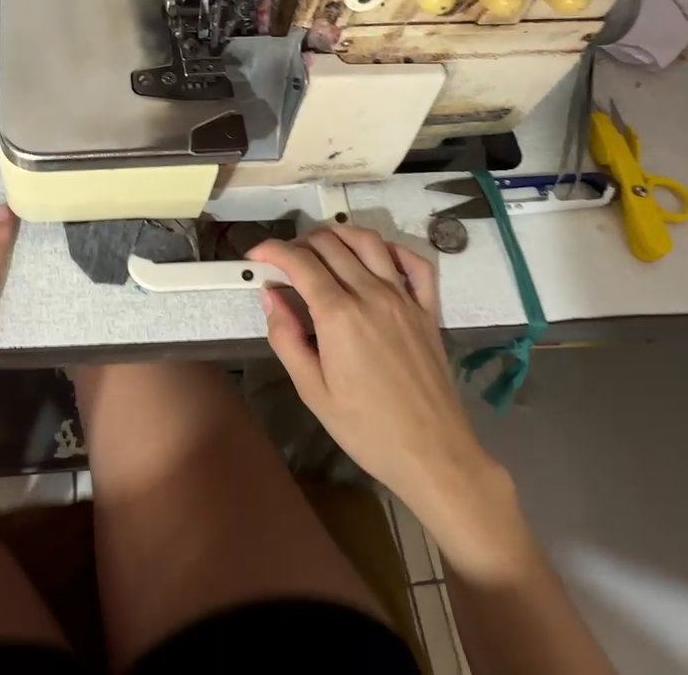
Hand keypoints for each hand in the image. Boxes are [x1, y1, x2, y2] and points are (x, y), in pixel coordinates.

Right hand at [249, 225, 502, 518]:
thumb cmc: (366, 429)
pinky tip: (375, 256)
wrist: (432, 453)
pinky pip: (415, 263)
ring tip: (319, 247)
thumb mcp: (312, 391)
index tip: (255, 256)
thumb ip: (286, 338)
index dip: (272, 251)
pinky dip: (391, 249)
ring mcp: (404, 299)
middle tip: (282, 262)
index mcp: (339, 315)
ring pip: (369, 242)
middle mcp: (372, 294)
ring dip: (339, 234)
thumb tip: (271, 296)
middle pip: (331, 245)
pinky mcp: (428, 310)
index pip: (300, 262)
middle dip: (299, 243)